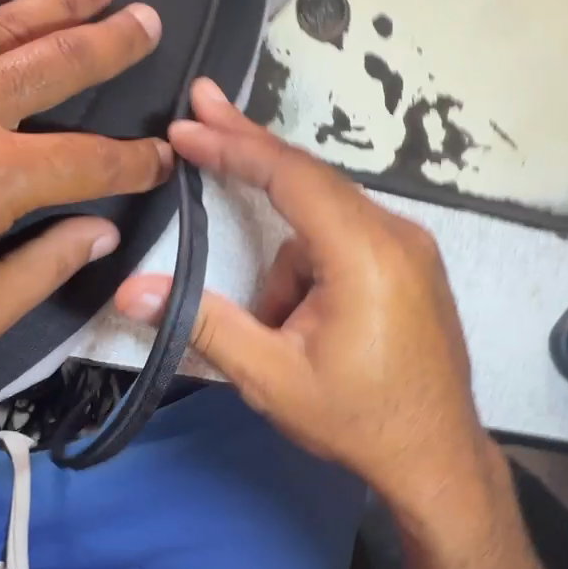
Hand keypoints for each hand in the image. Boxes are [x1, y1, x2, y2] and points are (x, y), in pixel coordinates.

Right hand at [116, 79, 492, 501]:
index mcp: (364, 253)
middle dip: (249, 152)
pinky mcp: (412, 265)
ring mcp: (410, 248)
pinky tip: (308, 326)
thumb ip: (203, 325)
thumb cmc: (356, 420)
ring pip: (322, 226)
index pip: (291, 176)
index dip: (233, 146)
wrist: (436, 459)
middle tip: (200, 110)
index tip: (187, 125)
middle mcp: (396, 234)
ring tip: (283, 333)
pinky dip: (309, 270)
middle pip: (310, 179)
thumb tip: (131, 292)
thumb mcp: (270, 378)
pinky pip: (345, 242)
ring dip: (285, 267)